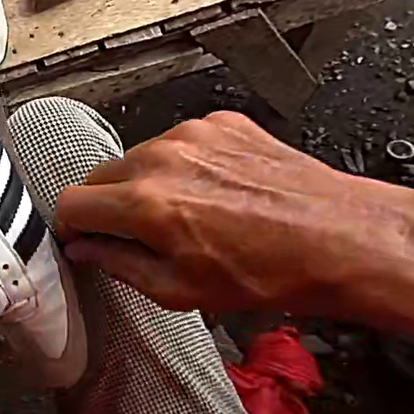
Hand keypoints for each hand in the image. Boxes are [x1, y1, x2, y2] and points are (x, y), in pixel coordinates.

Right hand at [54, 112, 413, 320]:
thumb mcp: (178, 289)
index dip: (69, 226)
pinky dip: (178, 167)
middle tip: (132, 235)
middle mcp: (163, 158)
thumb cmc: (271, 271)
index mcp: (146, 204)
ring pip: (135, 159)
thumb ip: (117, 263)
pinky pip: (176, 143)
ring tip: (182, 216)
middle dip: (104, 207)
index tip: (80, 237)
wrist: (343, 238)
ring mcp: (194, 134)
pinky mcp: (222, 123)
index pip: (70, 202)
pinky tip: (209, 194)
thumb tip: (86, 249)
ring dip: (141, 186)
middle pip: (98, 177)